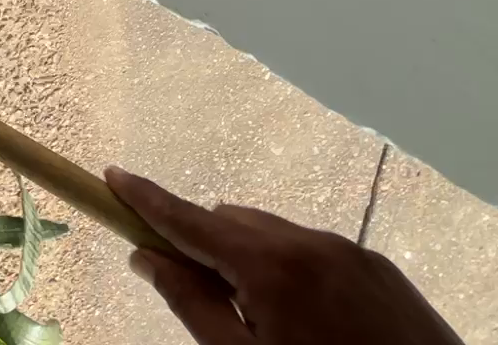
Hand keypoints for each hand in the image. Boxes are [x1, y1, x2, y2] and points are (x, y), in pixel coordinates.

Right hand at [106, 167, 463, 344]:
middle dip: (208, 247)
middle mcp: (309, 241)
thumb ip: (191, 304)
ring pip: (272, 235)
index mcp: (270, 264)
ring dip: (252, 258)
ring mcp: (354, 254)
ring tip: (273, 320)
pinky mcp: (386, 272)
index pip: (188, 219)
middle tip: (210, 296)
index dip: (144, 198)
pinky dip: (294, 270)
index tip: (110, 175)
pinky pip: (315, 251)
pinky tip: (316, 322)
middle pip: (230, 222)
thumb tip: (146, 256)